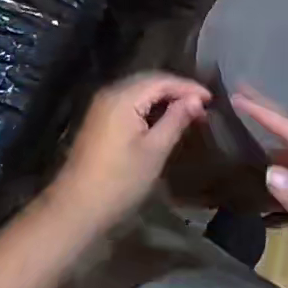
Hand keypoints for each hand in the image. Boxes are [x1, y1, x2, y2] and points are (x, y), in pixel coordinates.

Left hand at [48, 73, 210, 235]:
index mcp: (123, 97)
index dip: (188, 87)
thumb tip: (196, 100)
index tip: (211, 99)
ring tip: (188, 112)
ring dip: (163, 98)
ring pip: (139, 90)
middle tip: (202, 105)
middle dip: (177, 90)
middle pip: (149, 81)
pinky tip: (163, 119)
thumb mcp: (154, 151)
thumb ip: (176, 120)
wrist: (76, 207)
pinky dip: (148, 106)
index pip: (162, 80)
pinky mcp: (99, 118)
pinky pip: (129, 101)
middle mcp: (110, 93)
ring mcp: (101, 105)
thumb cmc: (120, 180)